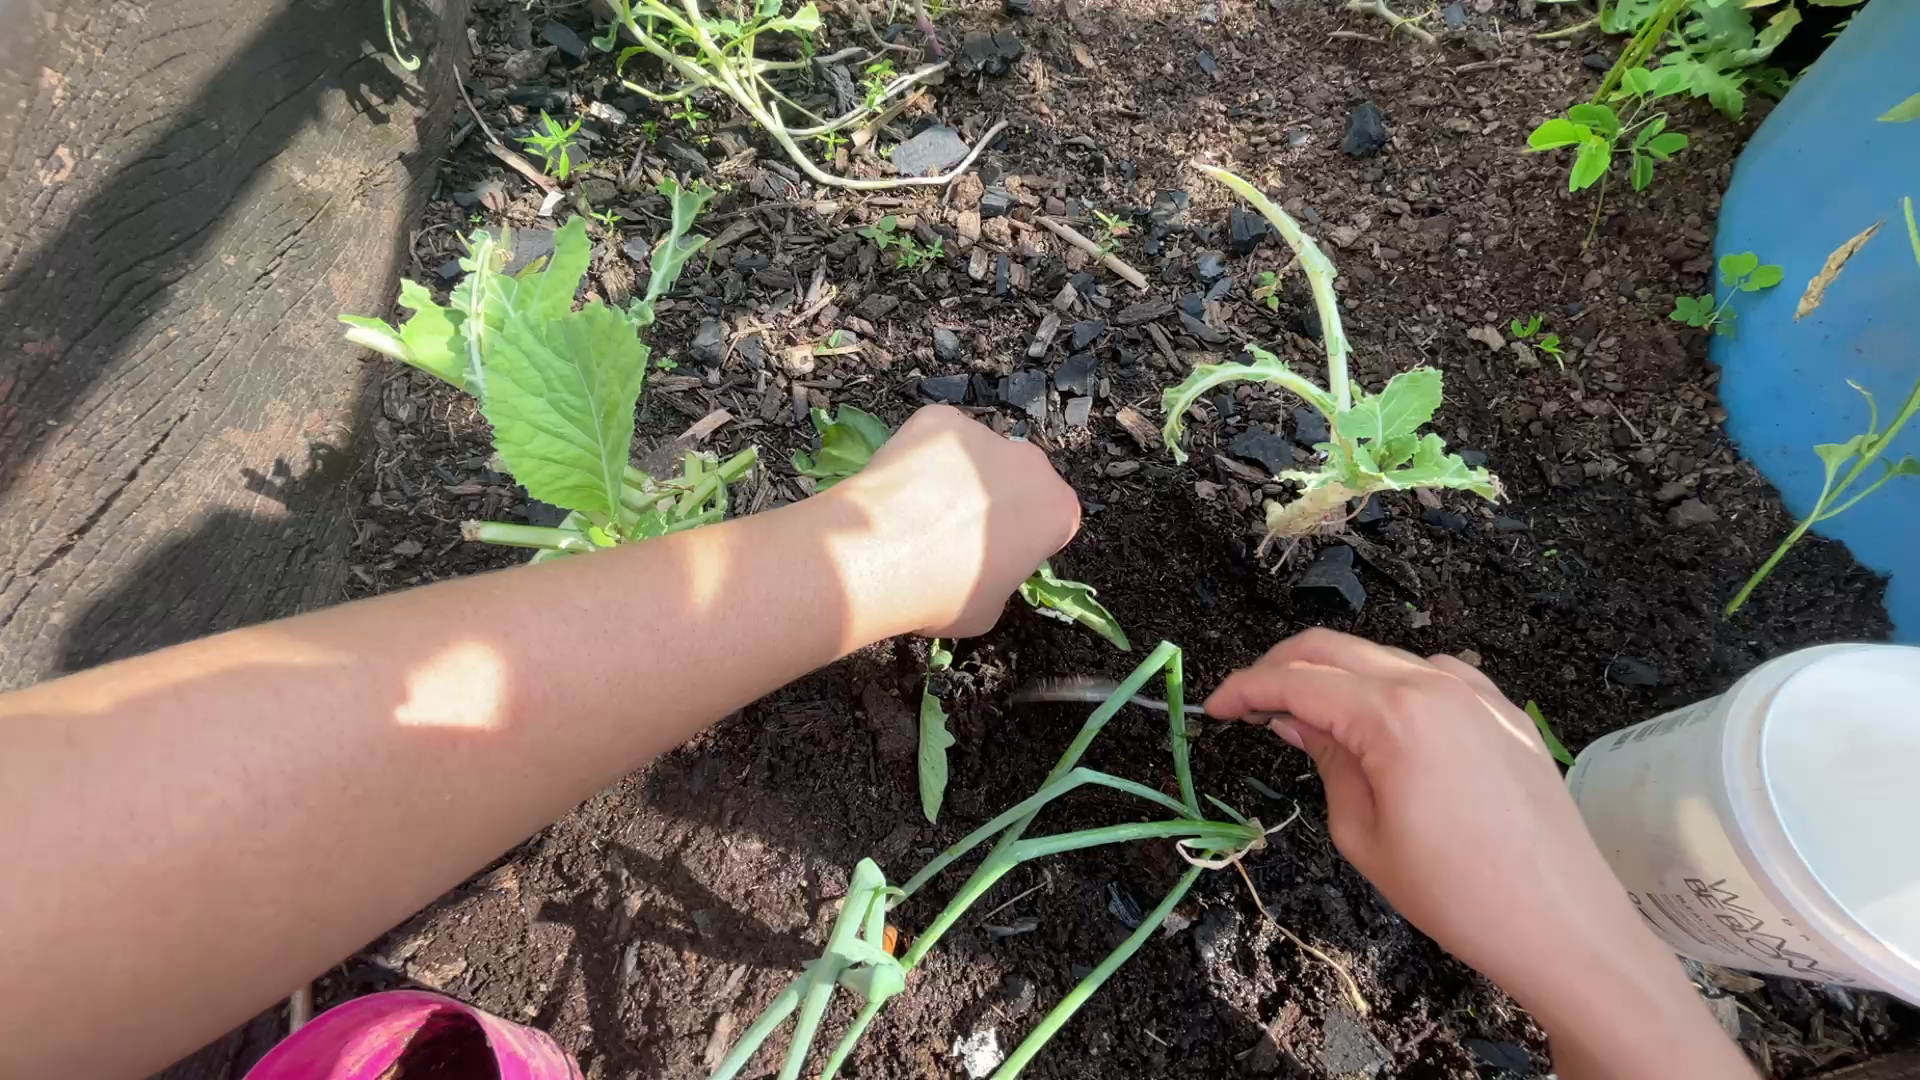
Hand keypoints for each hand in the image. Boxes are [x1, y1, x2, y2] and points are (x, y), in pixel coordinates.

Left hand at [826, 406, 1079, 637]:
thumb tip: (983, 570)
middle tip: (954, 532)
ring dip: (956, 476)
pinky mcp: (940, 418)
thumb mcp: (988, 609)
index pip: (1048, 521)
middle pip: (1016, 480)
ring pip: (974, 456)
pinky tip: (900, 486)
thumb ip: (1001, 579)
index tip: (994, 554)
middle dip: (992, 500)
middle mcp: (1031, 464)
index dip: (1020, 538)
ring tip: (918, 511)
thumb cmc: (942, 593)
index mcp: (1057, 511)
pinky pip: (935, 436)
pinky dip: (920, 454)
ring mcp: (985, 435)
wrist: (881, 556)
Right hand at [1206, 630, 1754, 1078]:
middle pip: (1330, 647)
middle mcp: (1432, 683)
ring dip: (1329, 673)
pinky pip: (1426, 672)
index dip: (1244, 688)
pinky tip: (1378, 718)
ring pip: (1375, 655)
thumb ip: (1325, 758)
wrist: (1571, 934)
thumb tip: (1294, 719)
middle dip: (1277, 667)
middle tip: (1249, 702)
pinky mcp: (1502, 709)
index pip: (1294, 681)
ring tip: (1306, 715)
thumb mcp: (1360, 832)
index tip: (1213, 706)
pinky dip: (1383, 682)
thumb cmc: (1454, 894)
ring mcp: (1474, 691)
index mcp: (1392, 715)